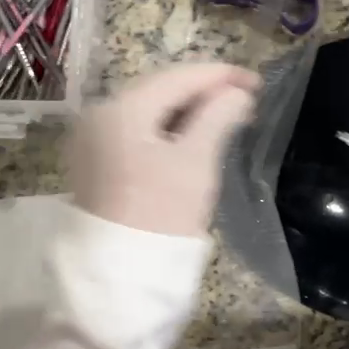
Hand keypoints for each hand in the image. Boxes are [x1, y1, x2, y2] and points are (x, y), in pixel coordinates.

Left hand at [68, 62, 260, 236]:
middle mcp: (98, 116)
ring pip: (148, 113)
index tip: (256, 82)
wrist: (121, 272)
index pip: (177, 78)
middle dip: (203, 92)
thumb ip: (218, 118)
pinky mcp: (96, 164)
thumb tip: (237, 93)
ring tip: (225, 116)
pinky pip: (137, 133)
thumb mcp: (196, 161)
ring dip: (187, 112)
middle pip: (159, 91)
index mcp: (121, 109)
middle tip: (245, 99)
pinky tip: (193, 137)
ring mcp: (92, 141)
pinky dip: (167, 130)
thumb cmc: (161, 213)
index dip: (220, 76)